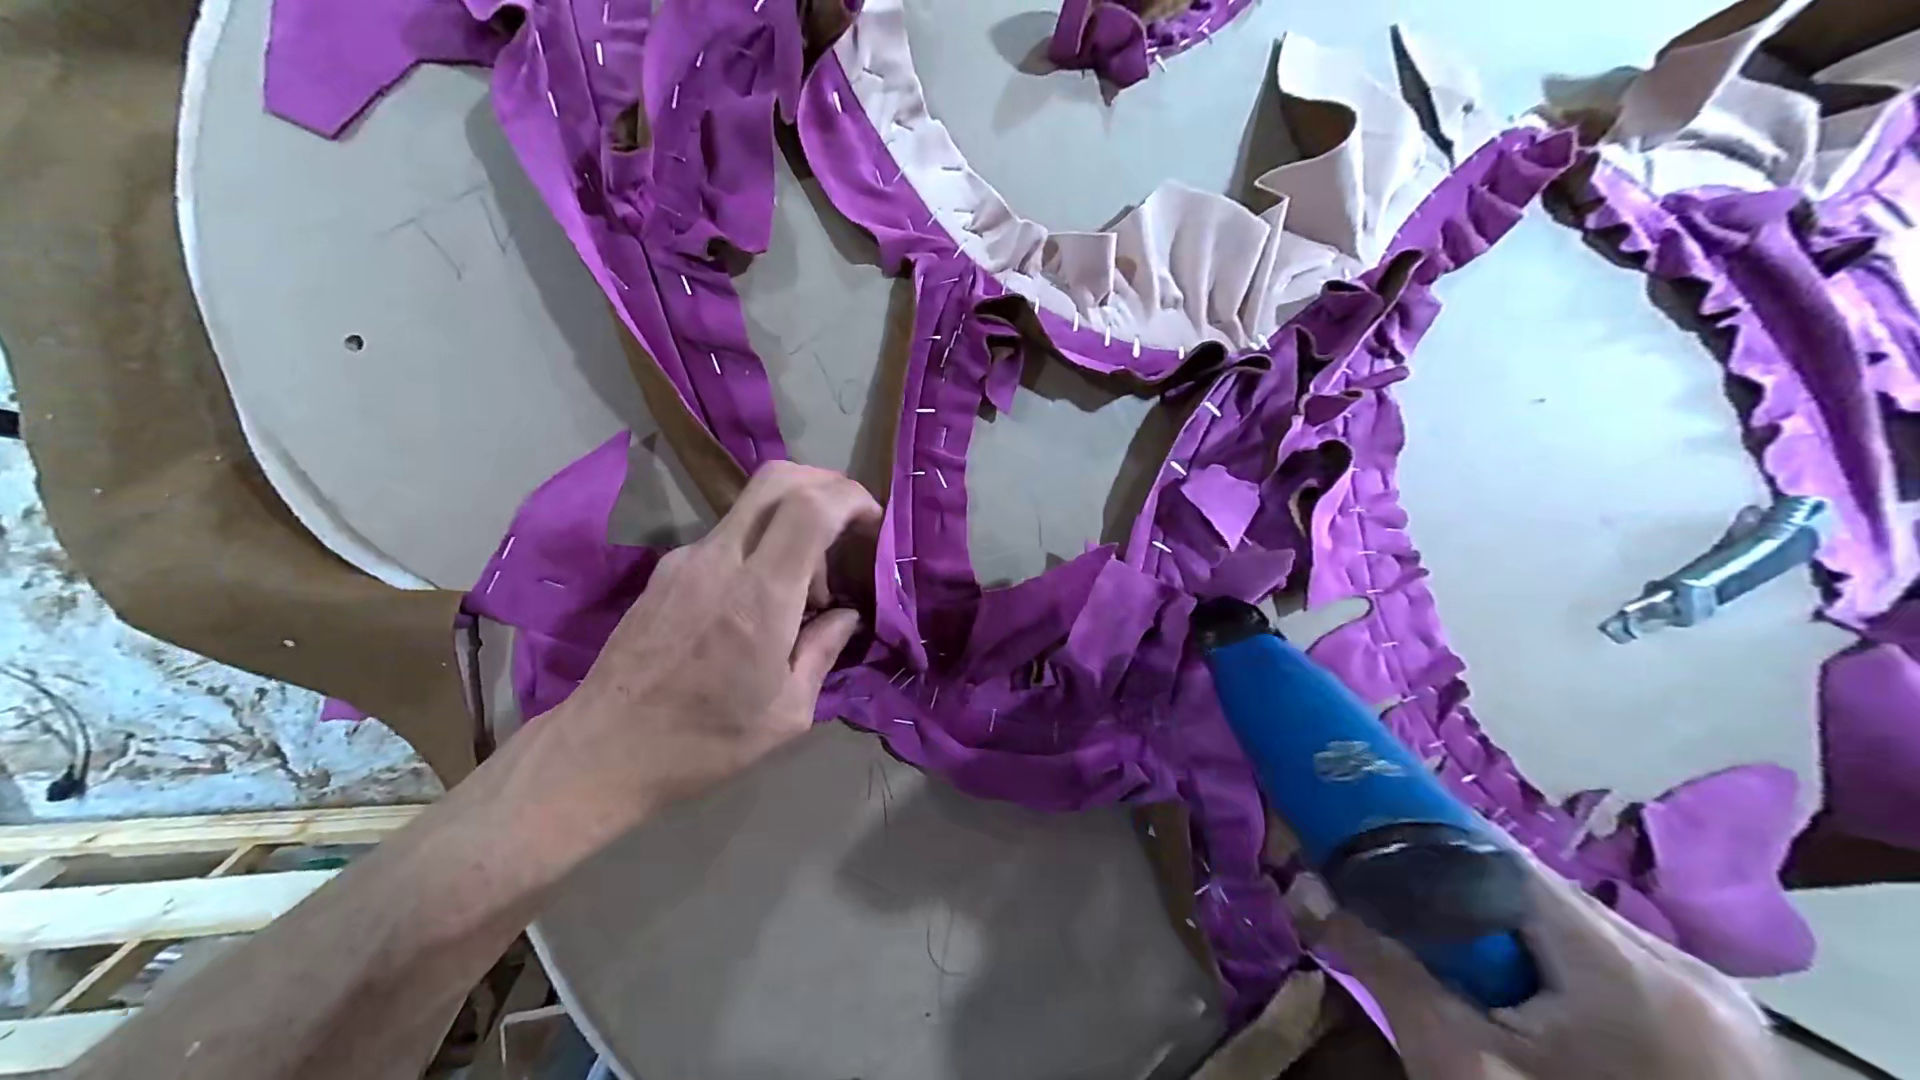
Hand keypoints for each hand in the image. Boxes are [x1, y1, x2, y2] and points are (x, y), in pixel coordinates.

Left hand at [521, 461, 880, 842]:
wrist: (602, 750)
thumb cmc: (705, 740)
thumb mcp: (788, 711)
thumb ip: (823, 650)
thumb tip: (846, 614)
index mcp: (759, 598)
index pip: (810, 506)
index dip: (850, 497)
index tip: (873, 520)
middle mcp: (720, 561)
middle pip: (776, 479)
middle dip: (825, 483)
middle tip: (850, 519)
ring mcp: (686, 560)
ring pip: (752, 506)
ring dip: (793, 523)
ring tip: (806, 586)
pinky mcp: (666, 570)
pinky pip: (727, 536)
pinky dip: (761, 546)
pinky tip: (762, 598)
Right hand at [1312, 857, 1785, 1079]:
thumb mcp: (1456, 1062)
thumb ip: (1381, 964)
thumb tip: (1303, 888)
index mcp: (1633, 975)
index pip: (1510, 863)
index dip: (1435, 844)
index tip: (1376, 843)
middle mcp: (1688, 971)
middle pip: (1543, 890)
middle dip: (1466, 891)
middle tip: (1404, 906)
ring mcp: (1717, 1002)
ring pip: (1575, 921)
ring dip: (1507, 922)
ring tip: (1455, 950)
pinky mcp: (1715, 1025)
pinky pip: (1610, 958)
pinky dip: (1552, 956)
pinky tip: (1519, 987)